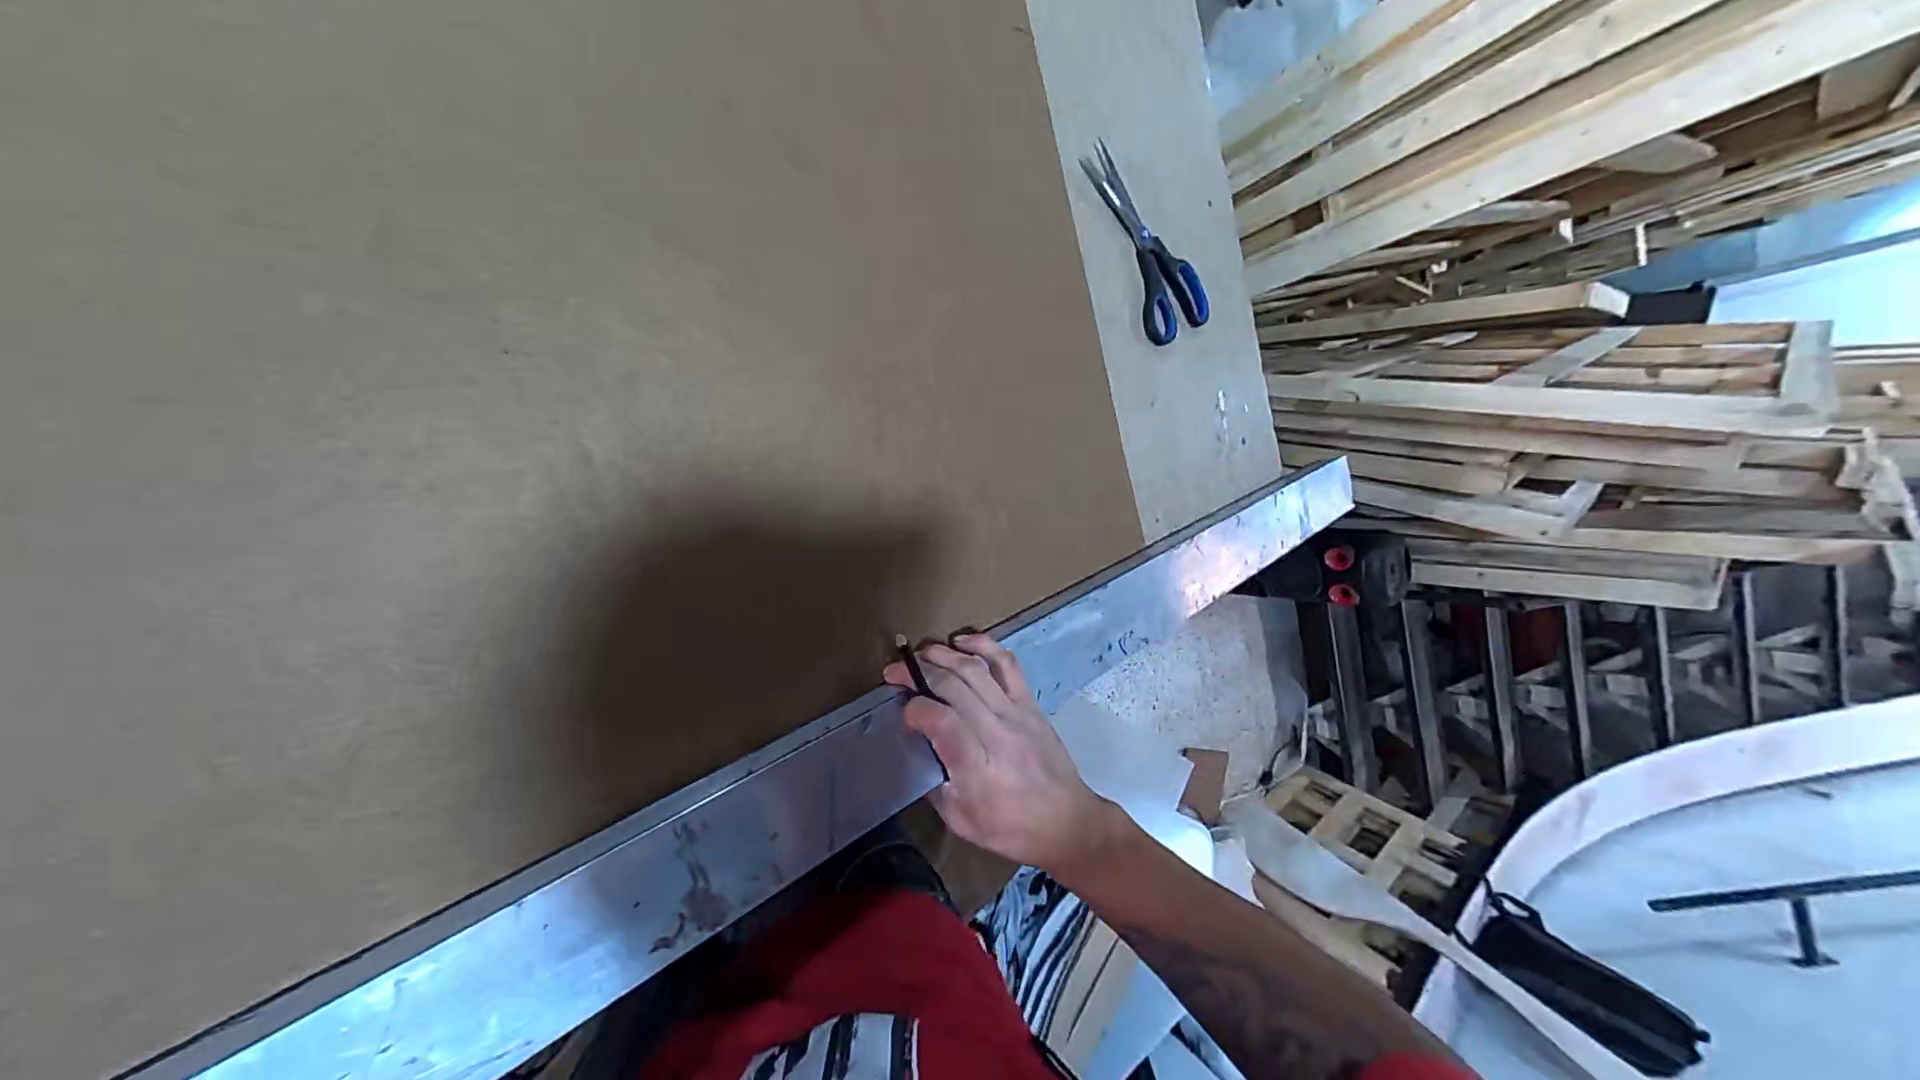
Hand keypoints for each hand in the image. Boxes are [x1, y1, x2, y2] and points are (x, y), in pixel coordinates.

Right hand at [883, 634, 1124, 878]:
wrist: (1066, 821)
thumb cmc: (1010, 827)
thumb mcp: (959, 818)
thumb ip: (934, 780)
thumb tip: (918, 744)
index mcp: (977, 766)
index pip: (940, 721)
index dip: (914, 709)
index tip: (902, 712)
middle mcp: (997, 732)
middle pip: (952, 686)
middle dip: (917, 673)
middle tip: (893, 672)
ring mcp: (1016, 712)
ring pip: (975, 669)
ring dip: (943, 654)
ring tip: (920, 653)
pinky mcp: (1030, 703)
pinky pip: (1007, 664)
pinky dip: (983, 645)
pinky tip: (961, 641)